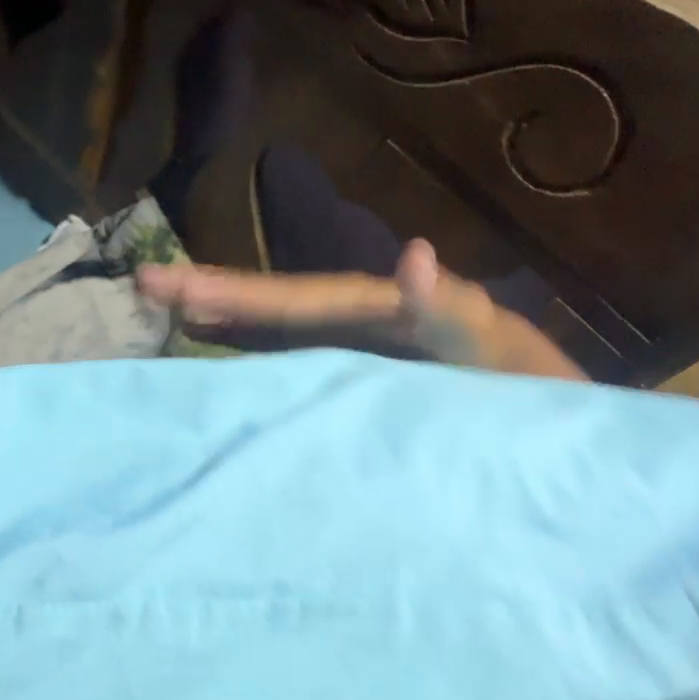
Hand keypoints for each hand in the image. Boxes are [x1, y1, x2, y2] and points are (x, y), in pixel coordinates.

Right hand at [136, 239, 586, 380]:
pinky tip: (214, 367)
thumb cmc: (534, 395)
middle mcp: (358, 330)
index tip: (164, 283)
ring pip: (273, 339)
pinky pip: (290, 377)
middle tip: (139, 285)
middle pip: (272, 309)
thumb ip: (454, 309)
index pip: (292, 298)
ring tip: (158, 316)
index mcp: (382, 312)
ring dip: (219, 324)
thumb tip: (409, 252)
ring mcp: (352, 364)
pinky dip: (247, 368)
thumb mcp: (500, 352)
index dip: (229, 291)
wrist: (559, 448)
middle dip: (208, 295)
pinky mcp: (353, 399)